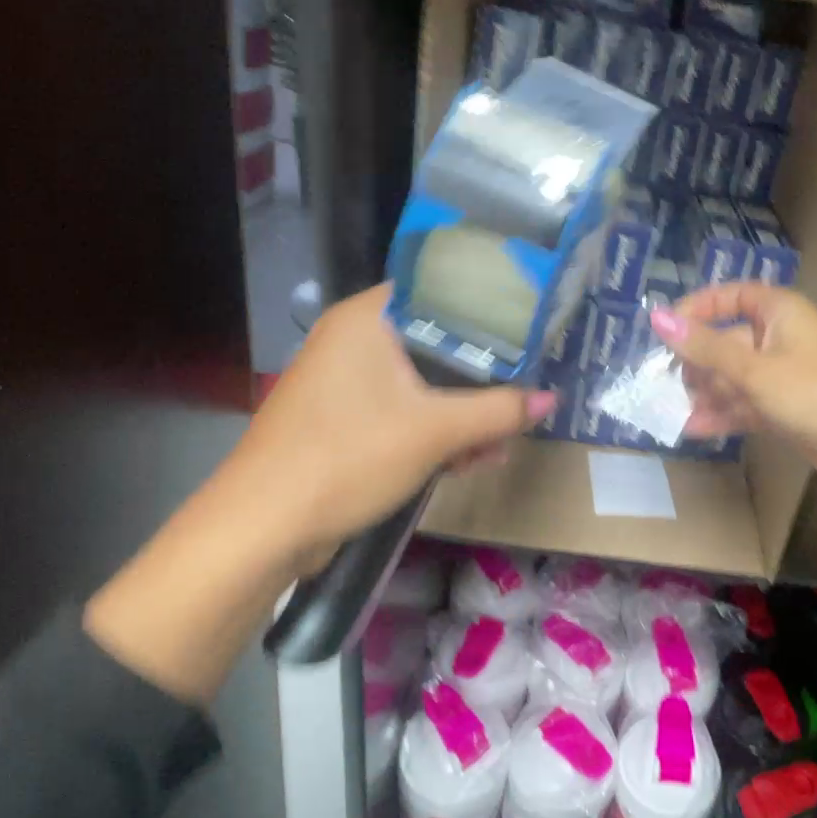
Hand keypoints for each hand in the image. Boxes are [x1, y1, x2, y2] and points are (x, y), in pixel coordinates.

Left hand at [218, 283, 555, 573]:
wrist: (263, 529)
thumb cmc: (348, 456)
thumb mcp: (436, 431)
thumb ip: (499, 410)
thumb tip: (553, 399)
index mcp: (366, 319)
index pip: (438, 289)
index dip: (487, 305)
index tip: (529, 324)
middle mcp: (353, 340)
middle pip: (435, 342)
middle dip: (481, 375)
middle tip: (524, 389)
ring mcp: (344, 383)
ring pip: (421, 384)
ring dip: (462, 412)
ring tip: (502, 441)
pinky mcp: (342, 422)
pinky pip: (401, 413)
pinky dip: (433, 432)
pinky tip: (470, 460)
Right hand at [649, 283, 816, 494]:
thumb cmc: (814, 393)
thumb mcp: (753, 370)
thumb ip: (704, 348)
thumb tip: (657, 318)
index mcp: (781, 311)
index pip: (732, 295)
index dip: (699, 308)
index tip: (667, 329)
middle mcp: (782, 336)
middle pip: (728, 340)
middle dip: (698, 362)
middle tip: (667, 383)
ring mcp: (785, 374)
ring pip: (734, 375)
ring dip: (706, 392)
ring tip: (675, 411)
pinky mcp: (786, 407)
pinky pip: (746, 403)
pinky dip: (723, 413)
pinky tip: (694, 429)